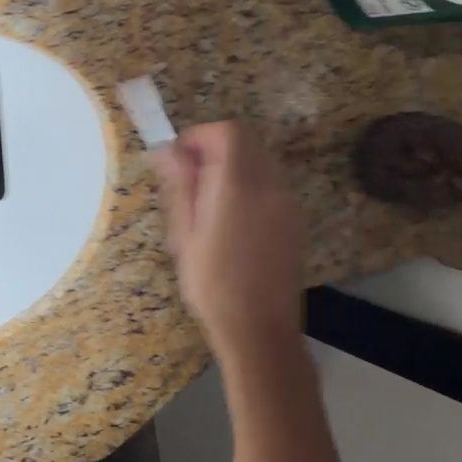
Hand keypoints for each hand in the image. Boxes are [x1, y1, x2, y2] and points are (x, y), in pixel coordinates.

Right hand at [149, 121, 306, 361]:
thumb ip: (180, 185)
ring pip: (258, 160)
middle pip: (246, 141)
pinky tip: (228, 219)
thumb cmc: (212, 284)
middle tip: (187, 183)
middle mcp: (271, 187)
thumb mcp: (184, 234)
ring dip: (230, 166)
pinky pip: (269, 183)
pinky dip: (247, 184)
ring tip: (205, 204)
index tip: (178, 162)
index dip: (199, 137)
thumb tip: (167, 150)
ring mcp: (288, 203)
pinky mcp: (295, 219)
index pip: (228, 132)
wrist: (259, 329)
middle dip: (213, 150)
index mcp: (239, 188)